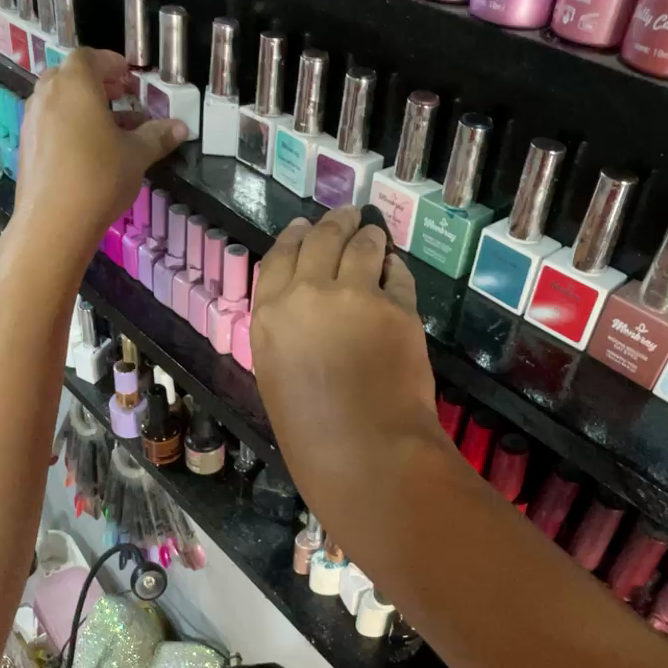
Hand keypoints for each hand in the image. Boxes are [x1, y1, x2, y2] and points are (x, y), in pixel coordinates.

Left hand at [13, 48, 184, 257]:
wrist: (54, 221)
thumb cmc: (99, 177)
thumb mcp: (137, 155)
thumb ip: (157, 136)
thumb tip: (180, 127)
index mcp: (76, 85)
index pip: (90, 58)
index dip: (111, 63)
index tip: (129, 75)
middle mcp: (48, 95)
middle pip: (70, 76)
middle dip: (97, 84)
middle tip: (122, 96)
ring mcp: (33, 120)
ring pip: (60, 101)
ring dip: (85, 106)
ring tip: (113, 127)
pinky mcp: (27, 146)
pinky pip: (51, 123)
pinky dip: (71, 125)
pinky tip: (91, 150)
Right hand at [251, 209, 446, 505]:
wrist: (363, 452)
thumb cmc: (311, 432)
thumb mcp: (277, 375)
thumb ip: (287, 331)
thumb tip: (308, 307)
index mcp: (270, 315)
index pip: (278, 257)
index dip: (294, 237)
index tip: (304, 226)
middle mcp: (308, 293)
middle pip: (322, 239)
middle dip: (336, 223)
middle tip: (347, 215)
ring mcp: (356, 296)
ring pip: (363, 246)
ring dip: (368, 236)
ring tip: (373, 234)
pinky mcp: (398, 307)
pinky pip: (397, 275)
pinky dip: (395, 269)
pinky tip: (395, 268)